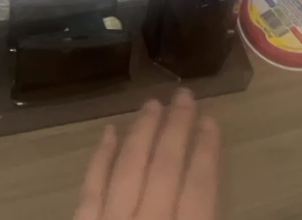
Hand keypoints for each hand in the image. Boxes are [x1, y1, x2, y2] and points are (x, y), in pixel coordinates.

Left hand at [73, 88, 220, 219]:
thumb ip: (202, 216)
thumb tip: (205, 183)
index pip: (199, 189)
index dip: (206, 152)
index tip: (210, 119)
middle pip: (164, 169)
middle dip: (176, 128)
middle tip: (184, 95)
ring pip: (128, 169)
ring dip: (142, 133)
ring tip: (153, 103)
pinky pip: (91, 188)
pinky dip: (100, 158)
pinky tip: (108, 131)